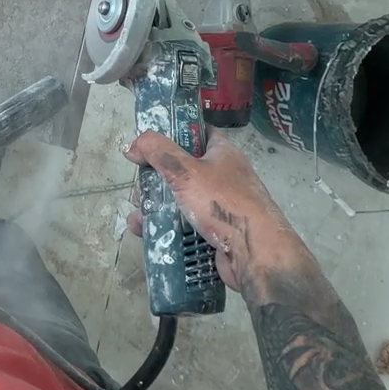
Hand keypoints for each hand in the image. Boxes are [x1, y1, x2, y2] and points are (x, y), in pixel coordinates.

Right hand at [124, 129, 311, 296]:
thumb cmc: (223, 204)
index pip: (197, 132)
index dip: (173, 132)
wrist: (256, 257)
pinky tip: (144, 232)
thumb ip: (156, 151)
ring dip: (155, 206)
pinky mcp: (216, 232)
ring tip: (138, 215)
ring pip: (179, 199)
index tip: (149, 142)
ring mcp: (220, 207)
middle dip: (155, 178)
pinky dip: (164, 226)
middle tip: (141, 187)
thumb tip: (132, 145)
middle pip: (181, 169)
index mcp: (223, 154)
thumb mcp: (185, 170)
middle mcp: (223, 177)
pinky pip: (184, 224)